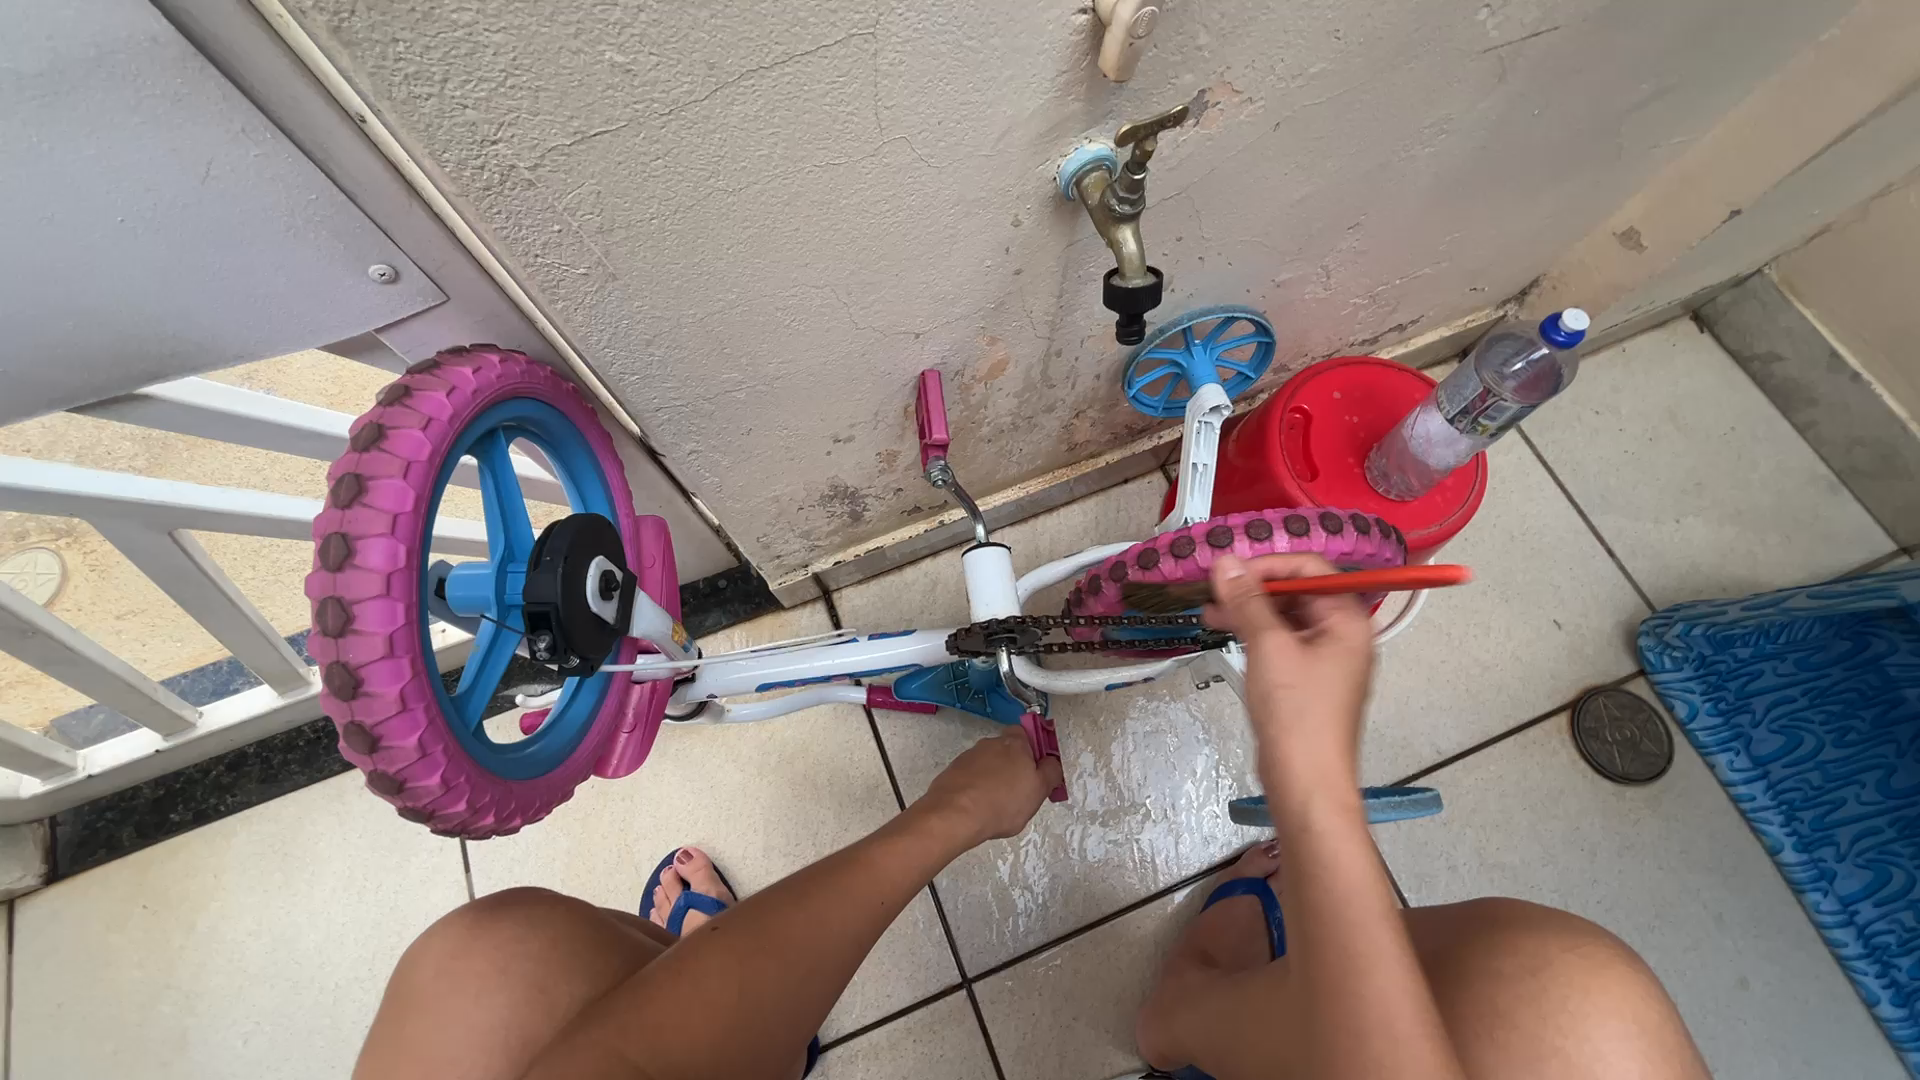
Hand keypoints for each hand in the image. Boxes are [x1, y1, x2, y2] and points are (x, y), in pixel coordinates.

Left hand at [917, 729, 1063, 844]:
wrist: (955, 814)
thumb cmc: (1002, 802)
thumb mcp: (1039, 791)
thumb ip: (1050, 772)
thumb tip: (1051, 762)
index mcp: (1014, 743)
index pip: (1027, 732)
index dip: (1034, 749)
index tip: (1038, 770)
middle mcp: (990, 743)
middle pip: (1007, 750)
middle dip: (1014, 767)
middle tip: (1020, 792)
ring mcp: (968, 756)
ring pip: (988, 764)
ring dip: (994, 778)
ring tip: (998, 805)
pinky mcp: (953, 772)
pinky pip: (972, 777)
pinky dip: (977, 788)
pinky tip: (980, 807)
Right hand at [1204, 553, 1373, 799]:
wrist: (1305, 779)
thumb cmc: (1295, 708)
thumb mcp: (1268, 646)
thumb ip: (1247, 600)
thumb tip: (1225, 560)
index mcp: (1346, 618)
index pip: (1310, 567)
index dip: (1268, 563)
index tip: (1228, 570)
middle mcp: (1341, 632)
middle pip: (1297, 591)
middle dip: (1253, 587)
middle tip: (1213, 590)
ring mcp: (1324, 657)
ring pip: (1284, 616)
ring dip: (1248, 609)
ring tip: (1209, 611)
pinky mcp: (1305, 678)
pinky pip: (1280, 641)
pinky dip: (1253, 632)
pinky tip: (1223, 631)